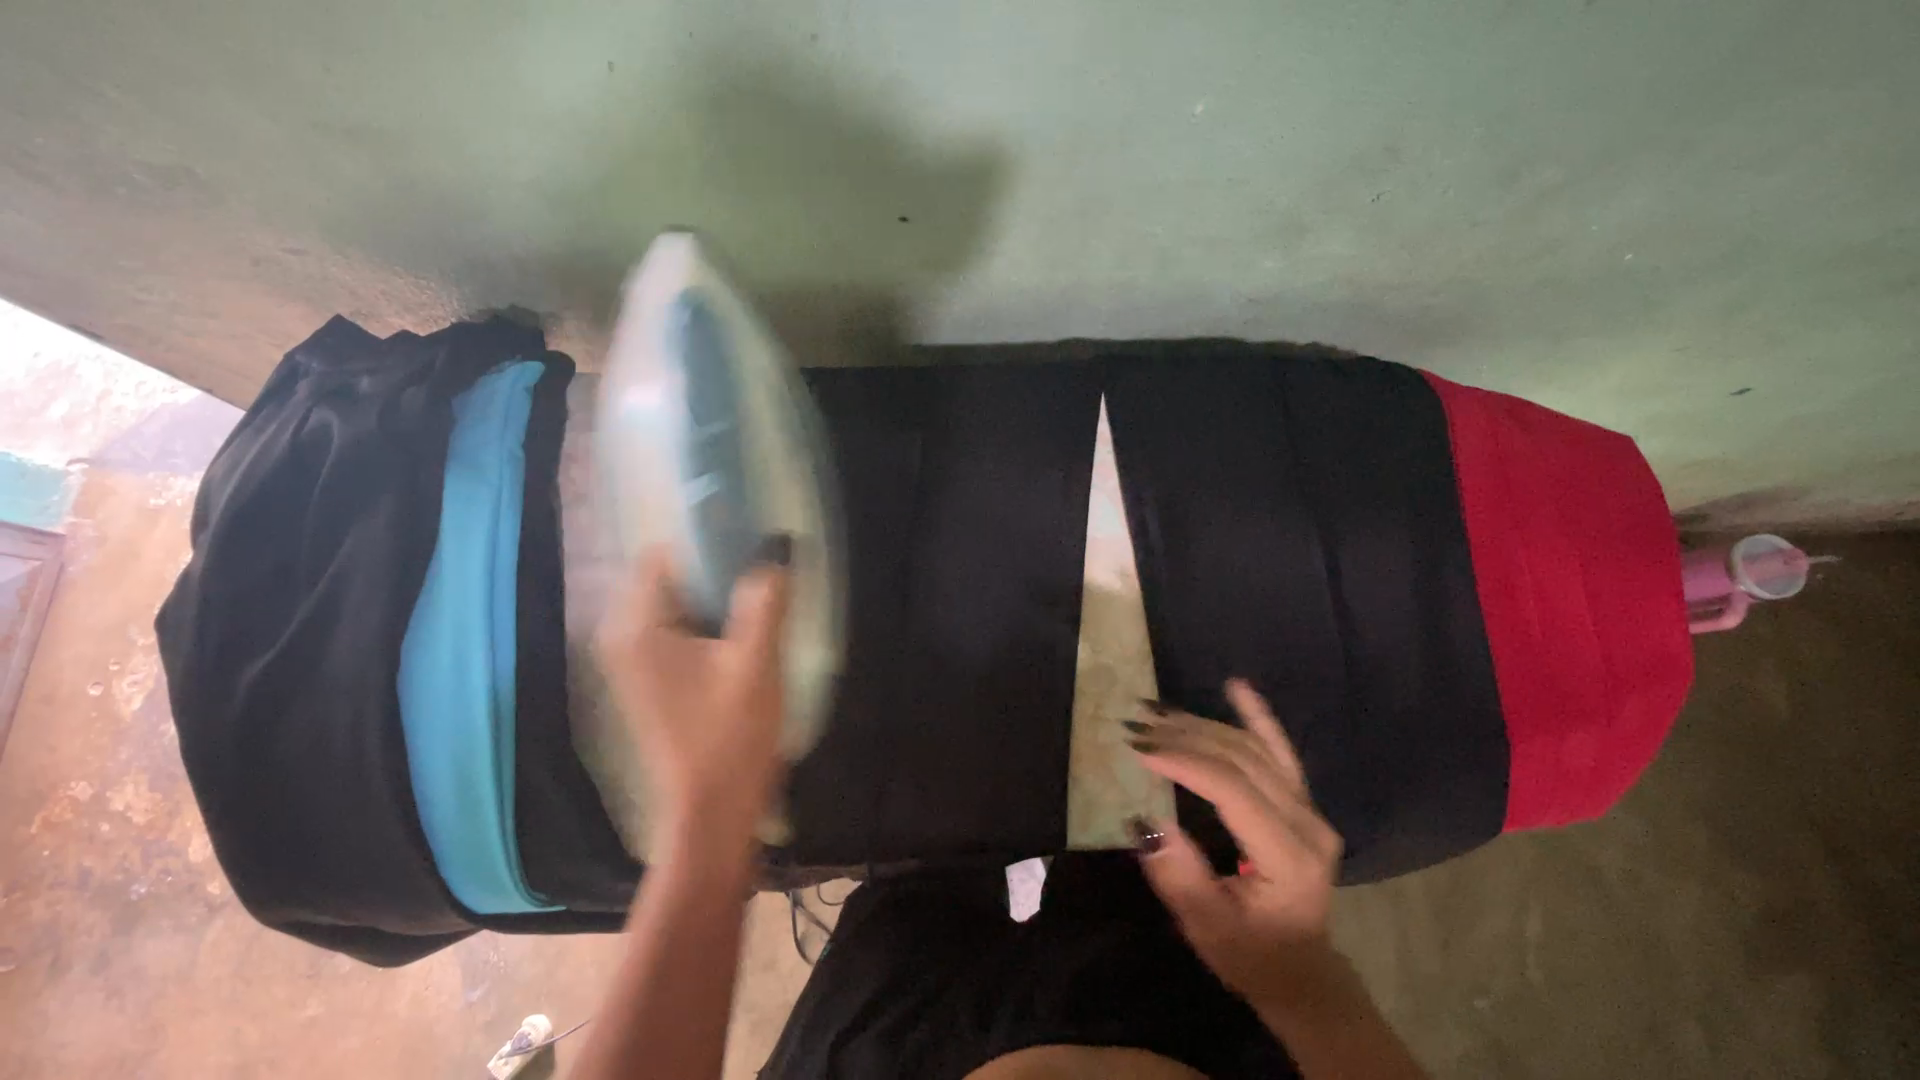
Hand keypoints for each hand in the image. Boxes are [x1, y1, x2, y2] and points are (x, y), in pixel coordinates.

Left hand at [595, 537, 791, 859]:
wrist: (712, 813)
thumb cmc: (730, 737)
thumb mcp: (756, 662)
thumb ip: (765, 599)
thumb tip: (776, 547)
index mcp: (638, 627)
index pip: (664, 555)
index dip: (707, 541)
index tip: (752, 540)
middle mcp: (623, 638)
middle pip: (670, 579)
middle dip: (716, 571)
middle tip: (765, 572)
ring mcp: (634, 663)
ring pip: (679, 606)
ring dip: (717, 600)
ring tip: (763, 601)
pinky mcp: (651, 683)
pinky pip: (679, 633)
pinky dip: (710, 626)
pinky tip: (747, 637)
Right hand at [1127, 679, 1344, 1006]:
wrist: (1301, 971)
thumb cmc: (1250, 954)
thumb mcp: (1207, 926)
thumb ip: (1179, 876)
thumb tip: (1144, 822)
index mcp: (1289, 856)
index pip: (1233, 790)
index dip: (1185, 763)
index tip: (1138, 749)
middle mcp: (1307, 823)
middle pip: (1243, 761)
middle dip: (1186, 738)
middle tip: (1137, 727)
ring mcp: (1310, 810)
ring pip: (1255, 750)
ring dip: (1205, 726)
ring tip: (1159, 712)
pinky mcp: (1303, 804)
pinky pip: (1279, 752)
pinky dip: (1257, 717)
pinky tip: (1237, 688)